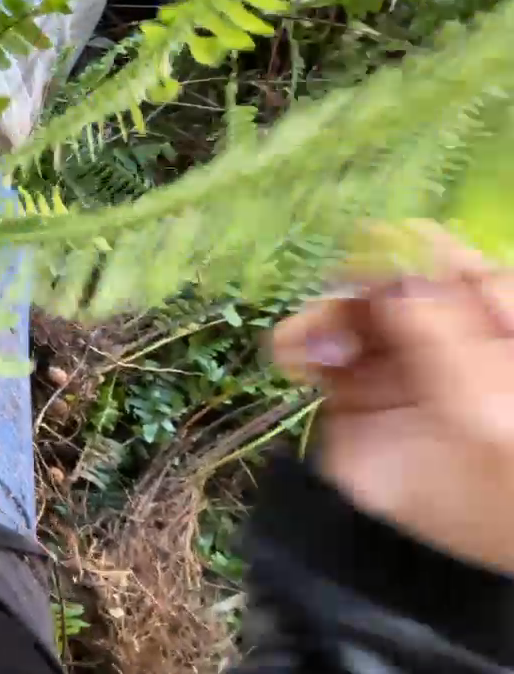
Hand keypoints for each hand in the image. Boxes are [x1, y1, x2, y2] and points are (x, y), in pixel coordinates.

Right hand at [272, 224, 513, 573]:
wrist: (420, 554)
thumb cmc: (484, 493)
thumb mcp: (480, 411)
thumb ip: (444, 333)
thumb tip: (398, 261)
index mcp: (508, 350)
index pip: (483, 280)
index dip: (438, 256)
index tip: (390, 236)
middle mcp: (460, 349)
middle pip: (408, 289)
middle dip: (368, 289)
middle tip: (346, 296)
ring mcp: (404, 366)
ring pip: (353, 311)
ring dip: (324, 318)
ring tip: (314, 348)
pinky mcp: (351, 382)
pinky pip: (314, 342)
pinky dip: (297, 342)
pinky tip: (297, 357)